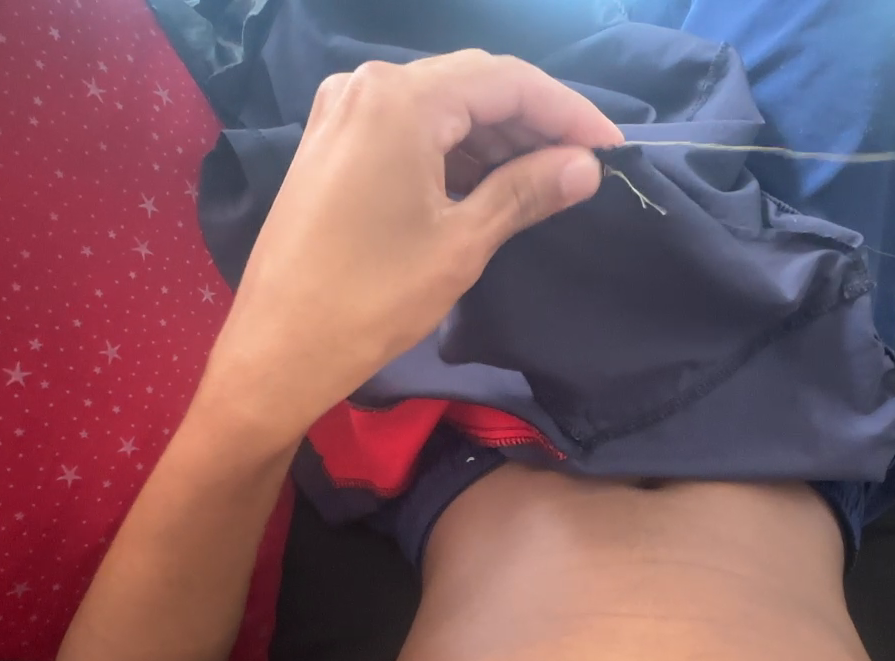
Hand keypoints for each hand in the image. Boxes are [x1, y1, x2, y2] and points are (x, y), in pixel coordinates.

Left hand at [204, 49, 622, 434]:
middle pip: (472, 87)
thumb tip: (585, 167)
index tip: (612, 148)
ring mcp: (343, 116)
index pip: (506, 81)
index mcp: (401, 98)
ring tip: (544, 183)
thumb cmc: (374, 297)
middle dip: (533, 125)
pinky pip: (409, 135)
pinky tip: (487, 186)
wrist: (282, 346)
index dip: (567, 112)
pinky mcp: (333, 149)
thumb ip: (525, 193)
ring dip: (495, 142)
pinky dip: (454, 155)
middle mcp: (367, 87)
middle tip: (582, 170)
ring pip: (440, 112)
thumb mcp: (461, 243)